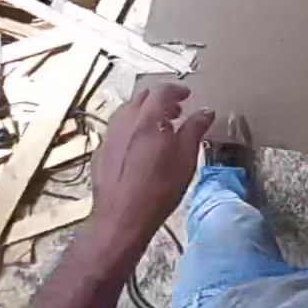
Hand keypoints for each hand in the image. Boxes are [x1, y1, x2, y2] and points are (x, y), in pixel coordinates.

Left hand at [88, 84, 212, 256]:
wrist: (122, 217)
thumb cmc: (159, 188)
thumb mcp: (186, 158)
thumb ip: (195, 129)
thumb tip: (206, 112)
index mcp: (148, 117)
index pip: (162, 91)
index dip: (177, 90)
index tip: (186, 95)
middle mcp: (125, 120)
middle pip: (142, 98)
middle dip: (160, 100)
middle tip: (176, 111)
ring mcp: (110, 135)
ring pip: (126, 113)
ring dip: (144, 114)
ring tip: (158, 128)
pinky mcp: (101, 152)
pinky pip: (117, 131)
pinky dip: (131, 130)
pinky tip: (139, 146)